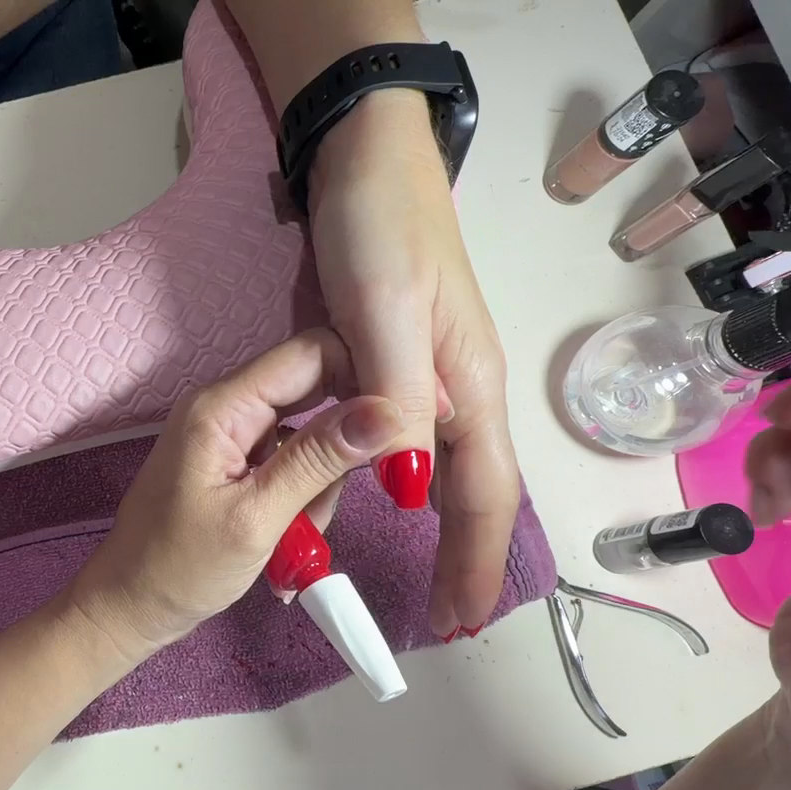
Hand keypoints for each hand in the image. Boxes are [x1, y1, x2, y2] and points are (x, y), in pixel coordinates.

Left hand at [66, 329, 403, 658]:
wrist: (128, 606)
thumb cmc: (179, 569)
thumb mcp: (257, 517)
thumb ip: (319, 460)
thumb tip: (388, 409)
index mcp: (221, 406)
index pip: (314, 353)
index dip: (370, 375)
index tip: (413, 421)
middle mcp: (224, 407)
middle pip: (317, 391)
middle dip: (344, 446)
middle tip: (345, 497)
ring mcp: (228, 436)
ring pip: (310, 434)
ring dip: (321, 484)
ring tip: (299, 537)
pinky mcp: (233, 464)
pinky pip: (289, 462)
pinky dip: (302, 496)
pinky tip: (291, 537)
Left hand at [305, 89, 520, 638]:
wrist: (358, 168)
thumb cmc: (378, 233)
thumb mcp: (384, 320)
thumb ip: (396, 401)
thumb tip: (412, 486)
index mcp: (457, 384)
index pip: (479, 488)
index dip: (473, 555)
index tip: (464, 616)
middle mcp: (439, 390)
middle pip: (450, 490)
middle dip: (446, 557)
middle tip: (440, 619)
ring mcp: (402, 382)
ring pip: (390, 472)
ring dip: (367, 526)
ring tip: (328, 577)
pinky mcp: (365, 373)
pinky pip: (354, 443)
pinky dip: (334, 482)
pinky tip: (312, 511)